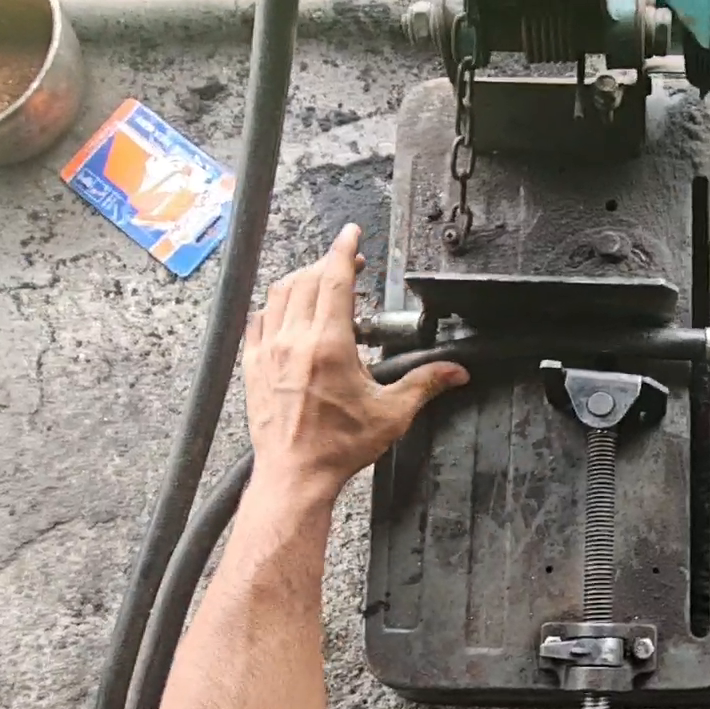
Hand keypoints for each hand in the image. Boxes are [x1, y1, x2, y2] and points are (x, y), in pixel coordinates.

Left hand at [244, 223, 467, 500]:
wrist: (296, 473)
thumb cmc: (341, 446)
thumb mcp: (392, 414)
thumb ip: (424, 384)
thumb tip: (457, 372)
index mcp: (329, 345)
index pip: (335, 279)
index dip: (344, 250)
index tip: (352, 233)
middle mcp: (294, 339)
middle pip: (306, 280)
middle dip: (328, 263)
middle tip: (349, 263)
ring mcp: (268, 351)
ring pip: (279, 295)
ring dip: (301, 280)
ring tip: (321, 282)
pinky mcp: (252, 366)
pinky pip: (258, 321)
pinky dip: (274, 306)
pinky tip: (284, 312)